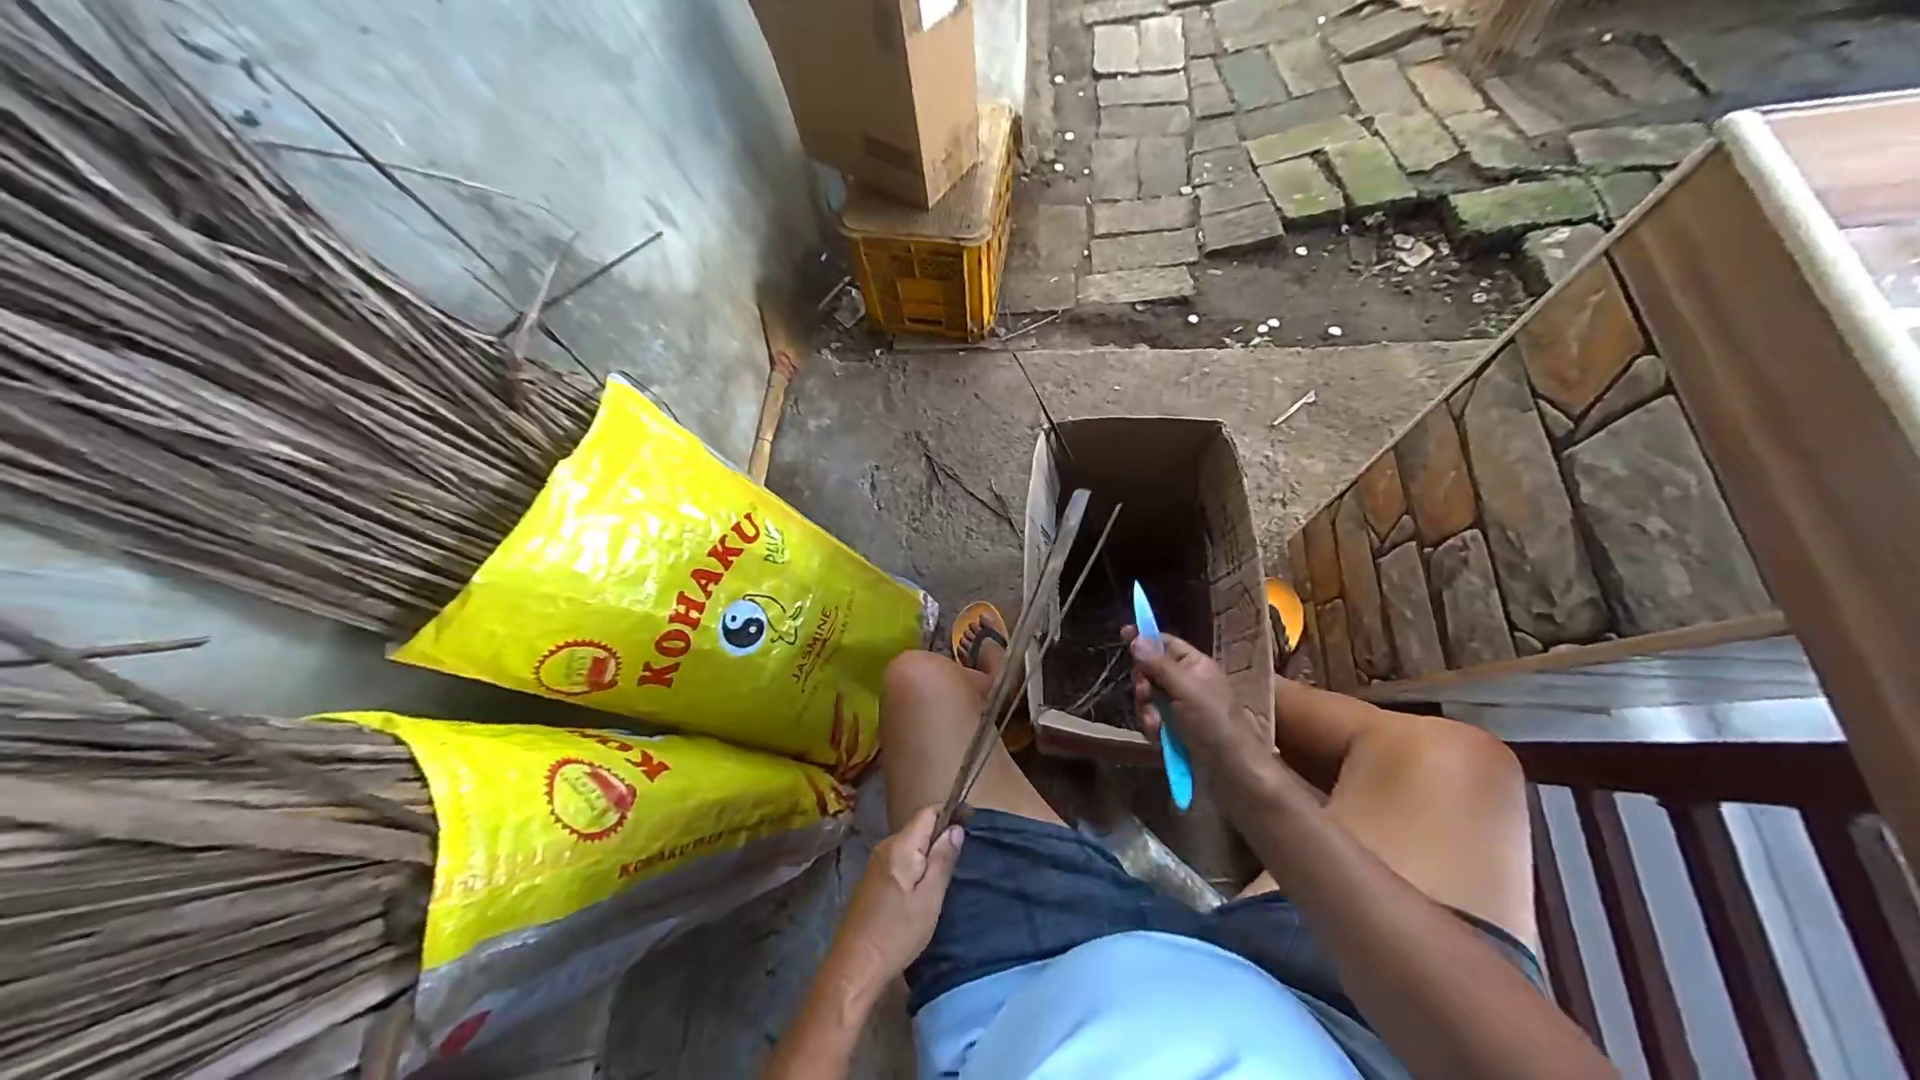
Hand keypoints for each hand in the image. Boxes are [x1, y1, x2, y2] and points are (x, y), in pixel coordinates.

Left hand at [830, 805, 964, 991]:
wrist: (854, 966)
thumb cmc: (896, 933)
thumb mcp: (929, 898)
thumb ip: (943, 860)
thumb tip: (956, 828)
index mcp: (900, 846)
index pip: (928, 812)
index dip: (950, 813)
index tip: (970, 824)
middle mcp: (885, 847)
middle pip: (918, 828)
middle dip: (940, 836)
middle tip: (961, 859)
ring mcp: (876, 863)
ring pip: (910, 845)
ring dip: (928, 854)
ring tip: (946, 875)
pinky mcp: (872, 880)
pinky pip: (900, 860)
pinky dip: (915, 866)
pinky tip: (923, 888)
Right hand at [1126, 626, 1268, 769]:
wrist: (1229, 770)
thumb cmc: (1213, 722)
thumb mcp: (1185, 688)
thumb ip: (1158, 664)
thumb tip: (1136, 638)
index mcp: (1194, 665)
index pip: (1165, 643)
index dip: (1145, 638)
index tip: (1123, 634)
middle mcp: (1185, 682)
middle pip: (1150, 670)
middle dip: (1143, 683)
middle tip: (1145, 693)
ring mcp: (1179, 707)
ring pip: (1147, 697)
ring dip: (1146, 710)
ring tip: (1157, 726)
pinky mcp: (1173, 728)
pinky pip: (1151, 719)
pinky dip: (1152, 728)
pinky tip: (1160, 739)